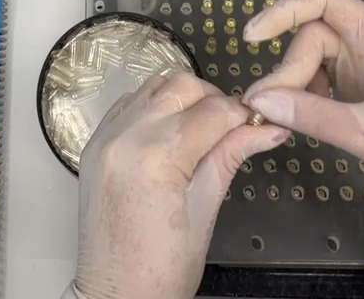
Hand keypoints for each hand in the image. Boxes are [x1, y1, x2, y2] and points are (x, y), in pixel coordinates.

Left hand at [71, 72, 289, 298]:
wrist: (114, 295)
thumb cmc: (162, 268)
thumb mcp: (206, 210)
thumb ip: (231, 156)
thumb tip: (269, 130)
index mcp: (159, 155)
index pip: (213, 111)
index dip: (241, 114)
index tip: (257, 122)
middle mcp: (127, 135)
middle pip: (181, 86)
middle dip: (212, 99)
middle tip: (230, 126)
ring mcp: (106, 134)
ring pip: (153, 86)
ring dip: (181, 97)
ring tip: (200, 128)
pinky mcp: (94, 140)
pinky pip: (129, 102)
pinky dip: (152, 106)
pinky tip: (167, 131)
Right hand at [241, 0, 363, 220]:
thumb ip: (314, 116)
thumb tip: (258, 101)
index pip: (325, 2)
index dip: (284, 10)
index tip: (252, 35)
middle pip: (314, 39)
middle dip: (288, 70)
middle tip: (263, 106)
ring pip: (315, 63)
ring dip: (294, 88)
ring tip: (280, 119)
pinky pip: (323, 85)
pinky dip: (307, 101)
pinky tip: (301, 123)